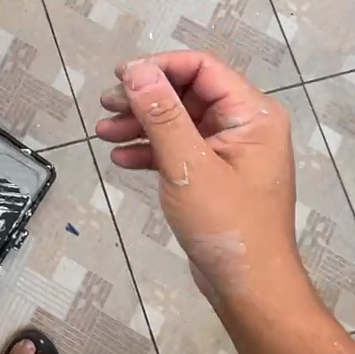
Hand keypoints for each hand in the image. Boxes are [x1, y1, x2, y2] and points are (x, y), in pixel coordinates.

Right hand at [93, 52, 304, 305]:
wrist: (248, 286)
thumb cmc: (226, 223)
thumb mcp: (187, 165)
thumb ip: (161, 114)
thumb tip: (135, 70)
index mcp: (251, 115)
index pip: (201, 68)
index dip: (158, 67)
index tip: (119, 77)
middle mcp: (243, 125)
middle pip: (185, 92)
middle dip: (143, 97)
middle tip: (105, 105)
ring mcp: (227, 150)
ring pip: (176, 120)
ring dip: (139, 123)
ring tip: (103, 132)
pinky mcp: (212, 172)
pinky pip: (176, 146)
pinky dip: (148, 149)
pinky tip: (121, 158)